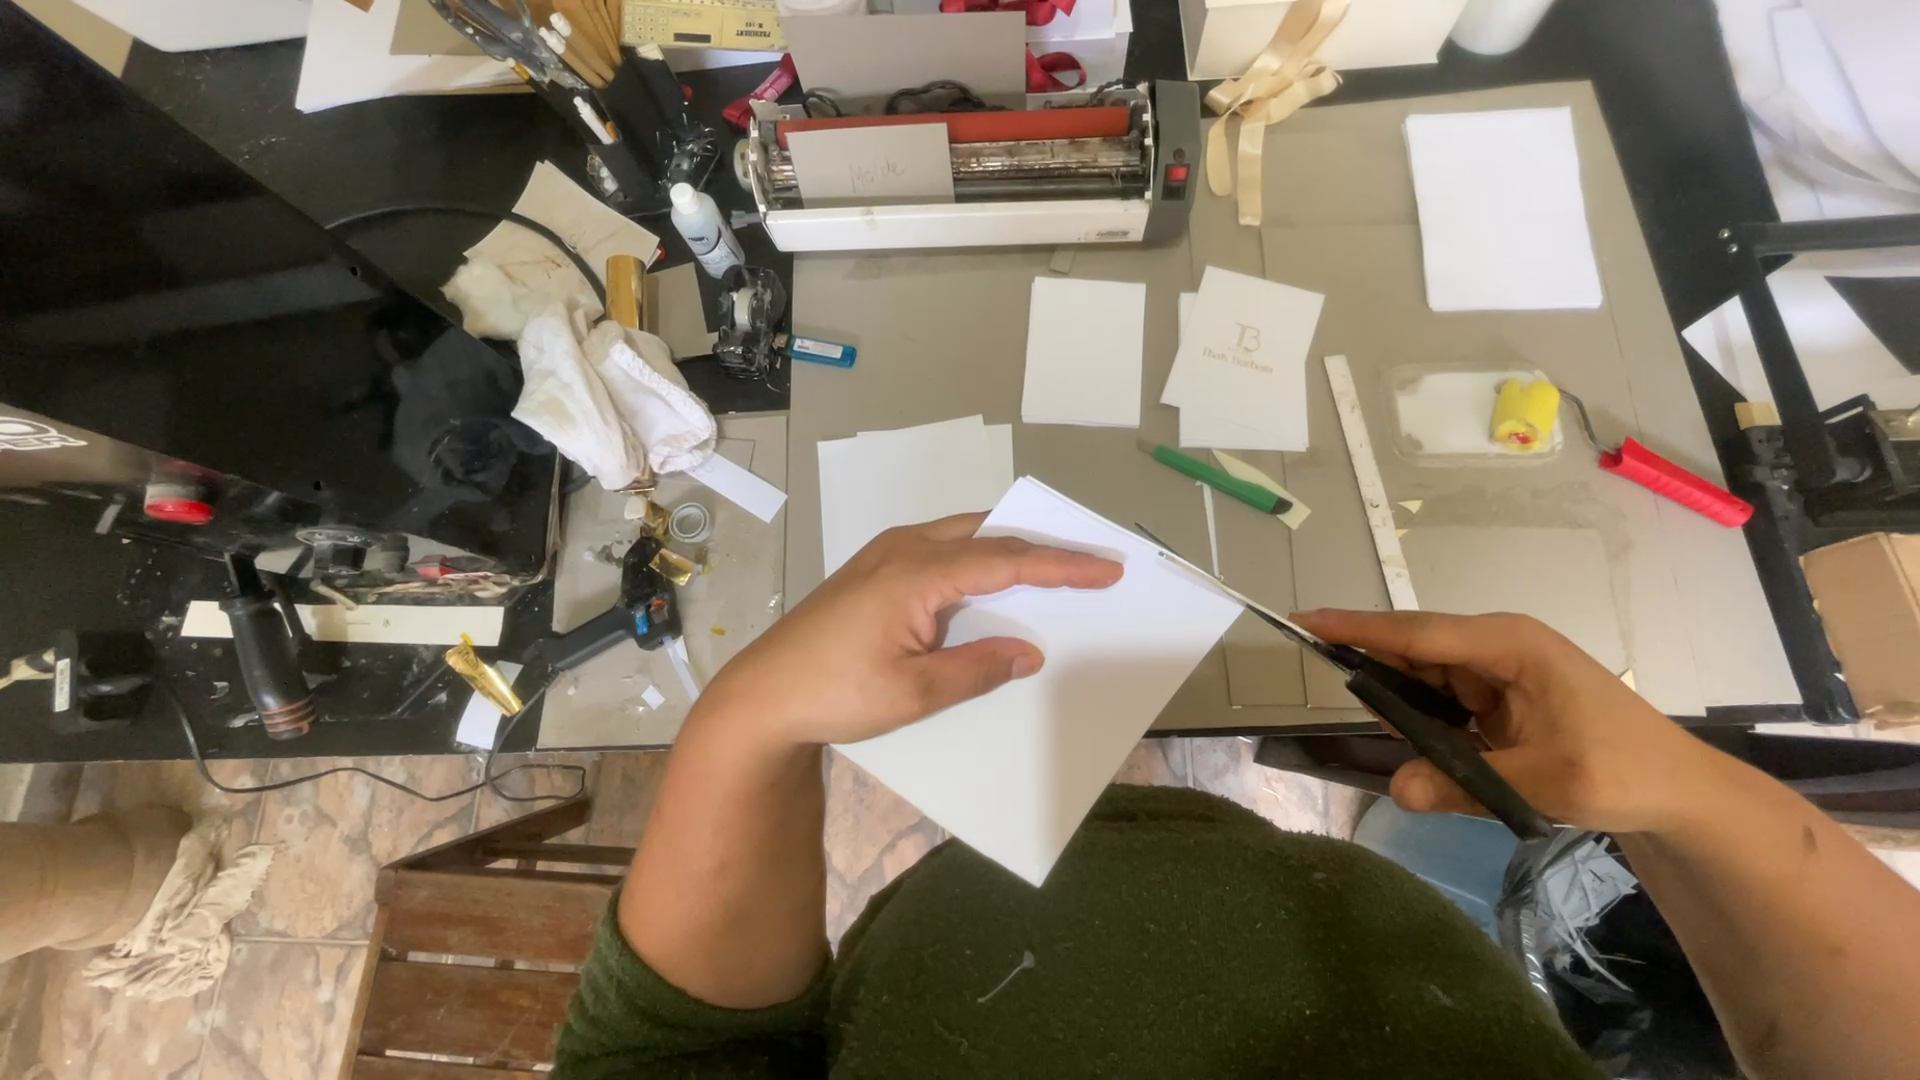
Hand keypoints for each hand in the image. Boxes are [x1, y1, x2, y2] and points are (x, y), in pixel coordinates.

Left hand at [696, 514, 1122, 747]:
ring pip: (962, 536)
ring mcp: (884, 554)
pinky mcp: (873, 569)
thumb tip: (1029, 652)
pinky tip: (989, 580)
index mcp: (917, 572)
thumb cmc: (835, 693)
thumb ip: (977, 669)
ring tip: (1050, 569)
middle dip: (1040, 547)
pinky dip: (977, 558)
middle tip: (1088, 563)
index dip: (1061, 565)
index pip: (1005, 559)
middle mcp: (903, 549)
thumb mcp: (914, 692)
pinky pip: (940, 548)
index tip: (1106, 568)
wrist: (763, 694)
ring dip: (1007, 549)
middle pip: (987, 535)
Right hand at [1291, 609, 1716, 833]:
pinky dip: (1419, 715)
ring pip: (1419, 670)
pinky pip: (1436, 692)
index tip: (1303, 619)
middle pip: (1412, 646)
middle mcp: (1496, 643)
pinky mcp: (1493, 690)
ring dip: (1400, 699)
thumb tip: (1397, 790)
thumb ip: (1467, 784)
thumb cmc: (1626, 774)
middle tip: (1351, 700)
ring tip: (1394, 732)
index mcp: (1510, 645)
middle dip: (1375, 669)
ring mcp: (1494, 665)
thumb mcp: (1548, 784)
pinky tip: (1419, 739)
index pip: (1417, 631)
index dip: (1357, 627)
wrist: (1682, 794)